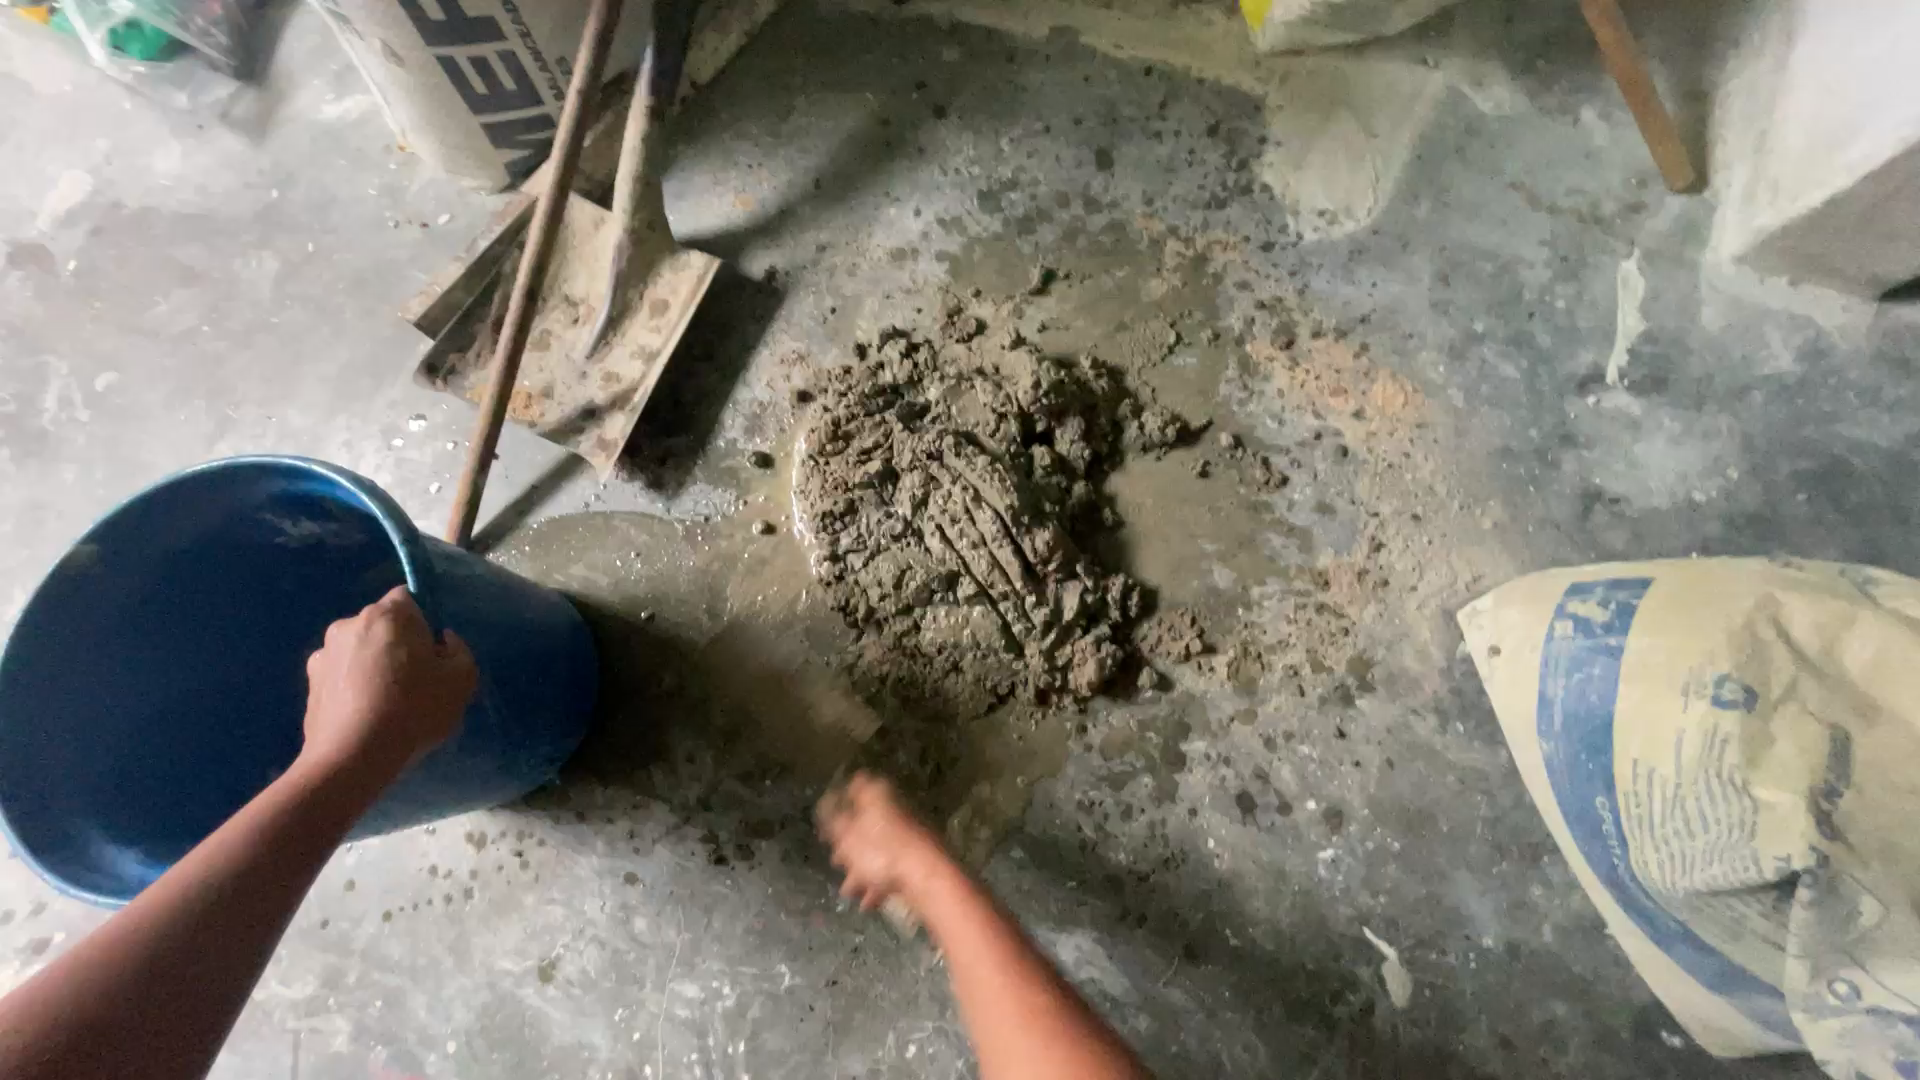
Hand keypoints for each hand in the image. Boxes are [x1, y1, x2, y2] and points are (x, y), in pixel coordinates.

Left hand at [298, 586, 477, 784]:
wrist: (353, 757)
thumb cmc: (416, 708)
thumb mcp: (462, 677)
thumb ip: (458, 649)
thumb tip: (441, 641)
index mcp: (388, 615)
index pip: (409, 596)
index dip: (426, 618)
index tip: (435, 647)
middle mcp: (349, 624)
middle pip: (384, 623)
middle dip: (400, 641)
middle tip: (418, 674)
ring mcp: (323, 654)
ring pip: (361, 648)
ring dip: (375, 662)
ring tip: (390, 697)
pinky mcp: (309, 683)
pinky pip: (343, 672)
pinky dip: (355, 683)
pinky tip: (368, 710)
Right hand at [817, 772, 949, 913]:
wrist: (926, 877)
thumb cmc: (880, 852)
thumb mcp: (847, 837)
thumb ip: (833, 821)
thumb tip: (825, 804)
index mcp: (877, 795)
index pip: (857, 784)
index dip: (840, 798)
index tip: (828, 817)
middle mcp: (894, 807)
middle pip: (867, 819)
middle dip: (849, 842)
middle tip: (836, 859)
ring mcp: (907, 832)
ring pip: (878, 846)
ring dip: (861, 867)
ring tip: (848, 889)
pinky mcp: (916, 855)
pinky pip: (891, 866)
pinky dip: (879, 882)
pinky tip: (868, 900)